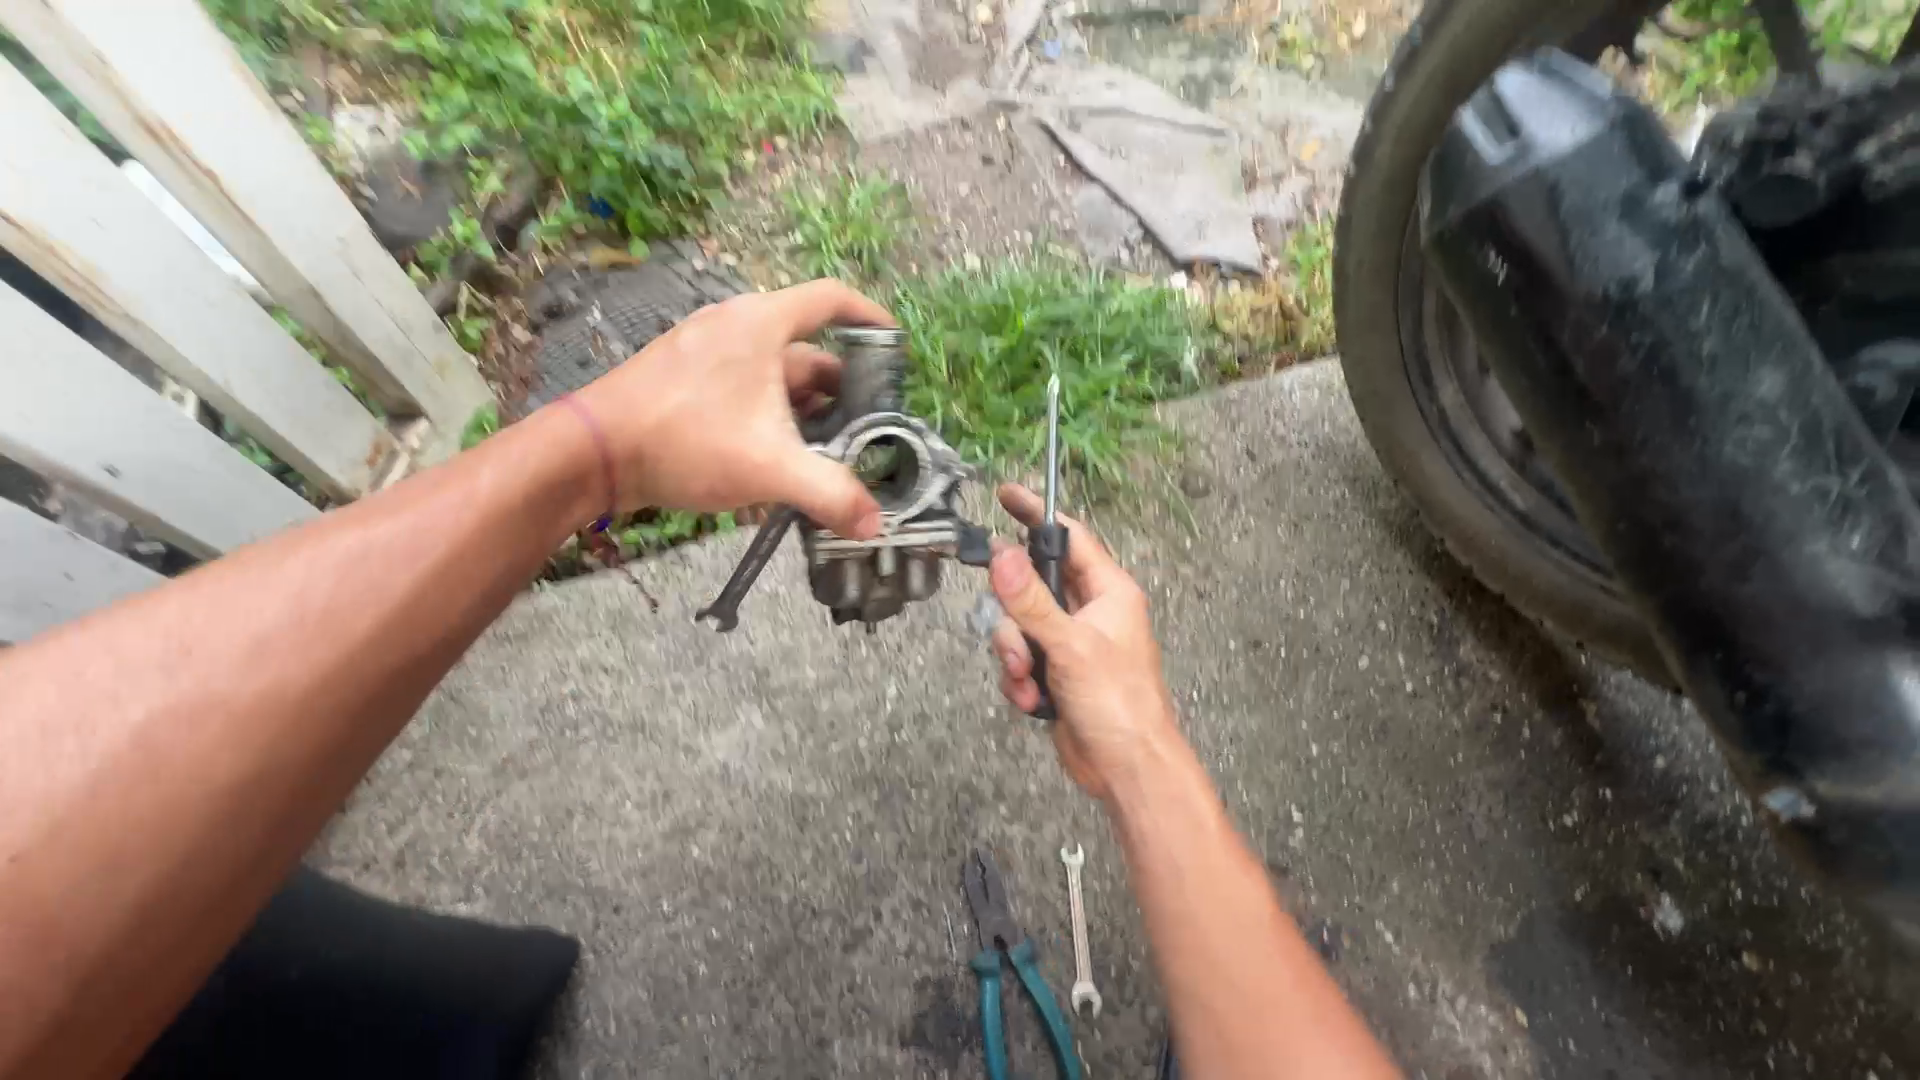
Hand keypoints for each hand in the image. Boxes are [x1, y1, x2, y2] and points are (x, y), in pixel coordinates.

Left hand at [569, 280, 891, 537]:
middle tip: (866, 429)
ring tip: (829, 451)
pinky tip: (779, 456)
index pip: (831, 300)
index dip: (870, 317)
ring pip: (775, 374)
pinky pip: (746, 389)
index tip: (895, 345)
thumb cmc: (686, 440)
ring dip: (806, 408)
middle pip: (807, 349)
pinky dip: (772, 415)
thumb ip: (830, 493)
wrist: (593, 455)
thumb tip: (874, 525)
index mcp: (761, 325)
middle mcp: (735, 327)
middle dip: (842, 390)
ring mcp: (706, 351)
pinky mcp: (686, 380)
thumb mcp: (770, 467)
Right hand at [989, 484, 1183, 800]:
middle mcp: (1089, 612)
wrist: (1126, 767)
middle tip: (1016, 634)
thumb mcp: (1070, 645)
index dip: (1036, 515)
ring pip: (1019, 626)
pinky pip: (1020, 659)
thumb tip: (1001, 554)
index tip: (1005, 495)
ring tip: (1028, 679)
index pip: (1069, 537)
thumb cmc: (1119, 702)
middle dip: (1014, 614)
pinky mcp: (1055, 672)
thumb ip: (1031, 600)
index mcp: (1109, 592)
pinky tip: (1033, 701)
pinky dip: (1019, 679)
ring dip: (1015, 654)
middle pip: (1032, 585)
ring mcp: (1070, 643)